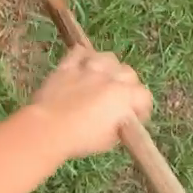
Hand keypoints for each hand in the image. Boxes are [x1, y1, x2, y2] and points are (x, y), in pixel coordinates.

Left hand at [25, 47, 152, 160]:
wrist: (48, 128)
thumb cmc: (81, 139)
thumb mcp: (108, 140)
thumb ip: (118, 125)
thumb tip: (119, 121)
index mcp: (124, 96)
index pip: (144, 96)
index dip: (141, 108)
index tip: (134, 118)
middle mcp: (109, 78)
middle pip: (129, 73)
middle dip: (128, 86)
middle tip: (119, 100)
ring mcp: (88, 69)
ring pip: (108, 58)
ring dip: (109, 68)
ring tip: (103, 80)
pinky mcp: (67, 67)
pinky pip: (79, 52)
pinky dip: (84, 57)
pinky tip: (82, 66)